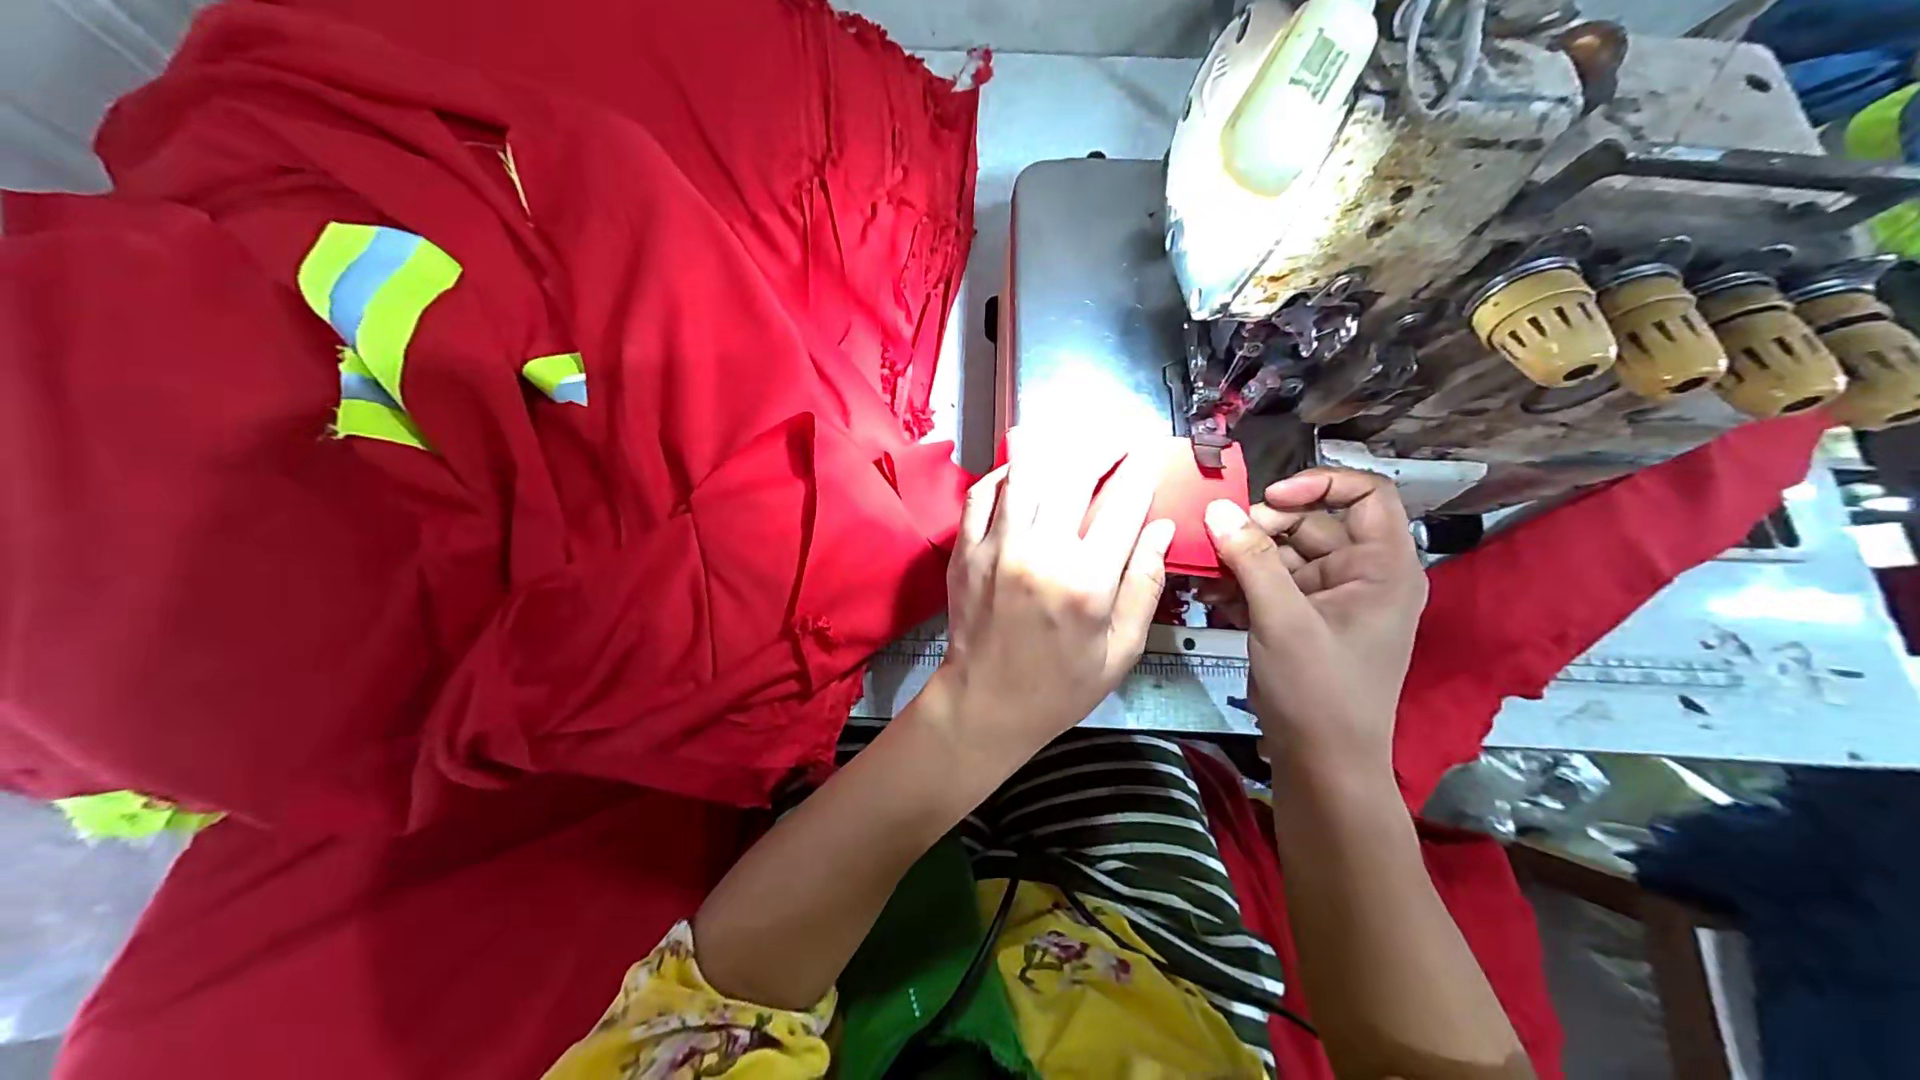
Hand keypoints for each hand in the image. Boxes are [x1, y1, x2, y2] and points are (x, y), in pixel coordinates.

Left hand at [932, 428, 1175, 768]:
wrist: (986, 703)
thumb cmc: (1061, 685)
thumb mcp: (1121, 649)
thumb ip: (1145, 585)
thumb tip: (1162, 529)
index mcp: (1087, 582)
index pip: (1123, 503)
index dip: (1142, 469)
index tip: (1150, 452)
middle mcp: (1040, 554)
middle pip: (1074, 473)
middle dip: (1102, 446)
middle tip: (1117, 441)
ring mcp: (996, 547)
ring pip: (1026, 472)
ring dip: (1054, 447)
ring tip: (1073, 440)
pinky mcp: (965, 550)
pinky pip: (983, 492)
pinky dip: (1005, 473)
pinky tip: (1024, 469)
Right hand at [1204, 468, 1426, 778]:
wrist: (1321, 763)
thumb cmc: (1319, 689)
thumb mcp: (1283, 619)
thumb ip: (1250, 560)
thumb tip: (1217, 509)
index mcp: (1383, 567)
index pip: (1367, 494)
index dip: (1320, 483)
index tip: (1268, 499)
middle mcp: (1361, 575)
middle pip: (1312, 523)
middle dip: (1262, 528)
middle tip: (1221, 543)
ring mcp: (1330, 598)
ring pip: (1283, 554)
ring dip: (1243, 558)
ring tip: (1205, 570)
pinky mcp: (1303, 620)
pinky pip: (1272, 584)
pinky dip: (1243, 584)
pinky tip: (1210, 594)